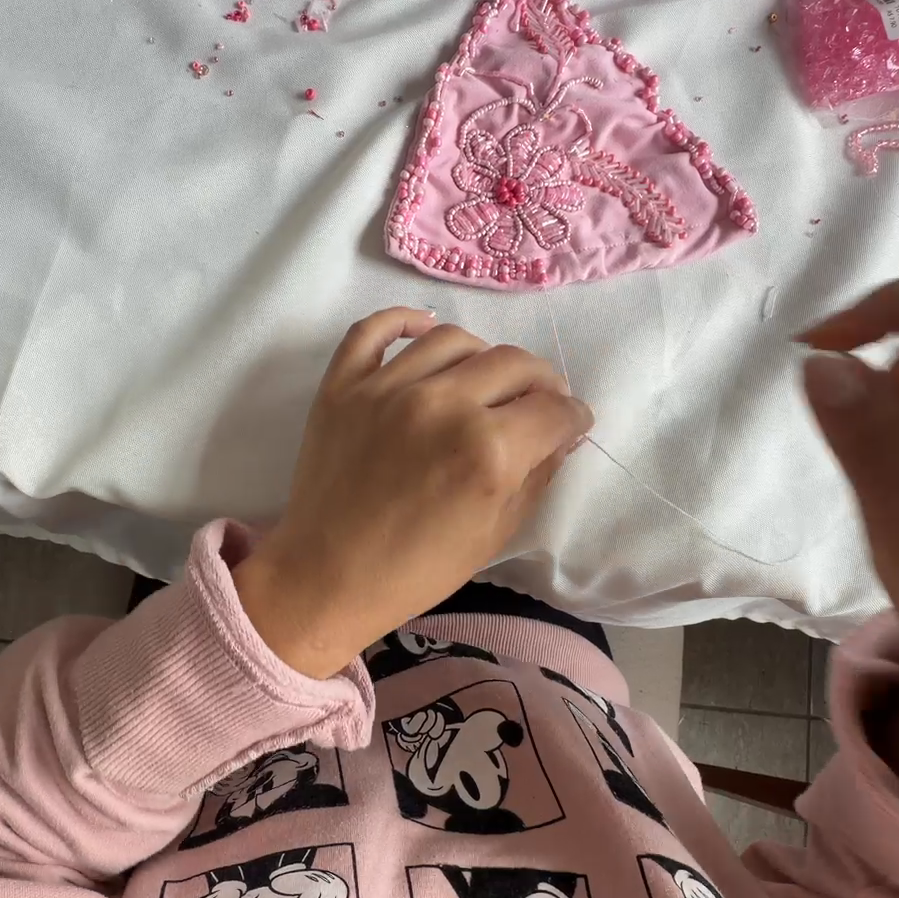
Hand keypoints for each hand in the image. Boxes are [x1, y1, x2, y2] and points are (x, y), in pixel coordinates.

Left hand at [234, 308, 593, 679]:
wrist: (326, 577)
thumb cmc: (415, 570)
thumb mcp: (494, 534)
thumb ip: (537, 475)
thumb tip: (560, 432)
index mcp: (488, 451)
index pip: (553, 408)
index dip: (572, 416)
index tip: (569, 423)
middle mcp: (442, 405)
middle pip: (513, 364)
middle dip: (540, 383)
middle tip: (535, 403)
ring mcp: (386, 388)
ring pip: (453, 339)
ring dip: (483, 355)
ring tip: (484, 379)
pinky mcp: (342, 385)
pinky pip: (373, 329)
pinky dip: (402, 320)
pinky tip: (424, 328)